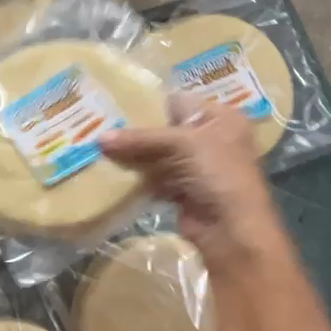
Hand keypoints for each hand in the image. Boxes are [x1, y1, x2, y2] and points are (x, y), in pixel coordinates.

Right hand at [99, 94, 290, 270]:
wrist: (231, 228)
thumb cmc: (218, 174)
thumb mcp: (182, 144)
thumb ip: (140, 138)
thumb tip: (99, 138)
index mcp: (221, 118)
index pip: (178, 102)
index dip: (147, 103)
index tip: (113, 104)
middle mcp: (210, 138)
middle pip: (164, 128)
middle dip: (134, 131)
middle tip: (100, 125)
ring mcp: (195, 165)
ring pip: (156, 153)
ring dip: (132, 154)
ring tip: (99, 146)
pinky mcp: (182, 188)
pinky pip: (153, 175)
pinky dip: (135, 175)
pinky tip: (111, 170)